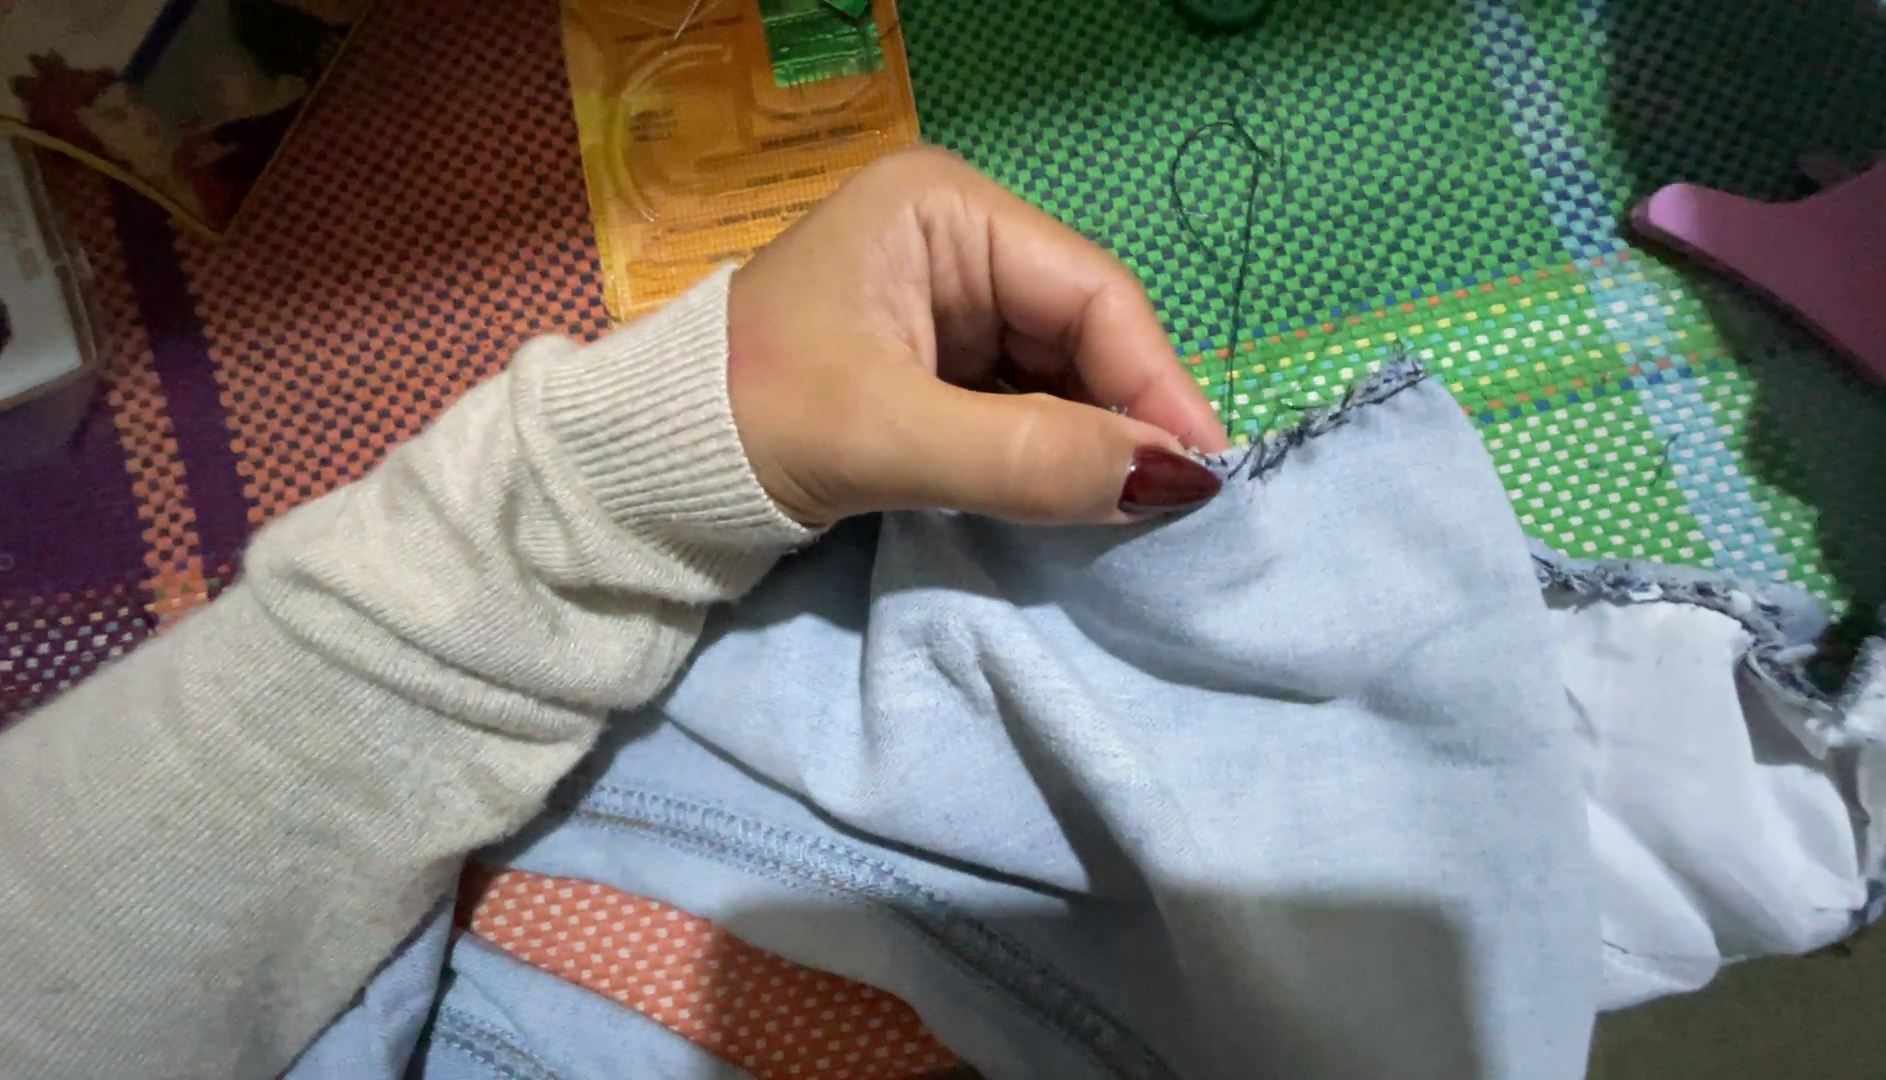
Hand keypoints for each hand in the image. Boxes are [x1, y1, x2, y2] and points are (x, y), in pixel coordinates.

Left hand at [727, 148, 1228, 527]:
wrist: (657, 467)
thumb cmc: (749, 419)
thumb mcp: (888, 435)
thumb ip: (1026, 456)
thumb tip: (1167, 481)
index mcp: (944, 211)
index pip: (1089, 290)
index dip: (1155, 381)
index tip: (1203, 471)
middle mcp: (956, 245)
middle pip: (1081, 331)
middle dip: (1125, 416)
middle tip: (1170, 501)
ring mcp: (948, 305)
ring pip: (1057, 374)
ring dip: (1091, 440)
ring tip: (1128, 505)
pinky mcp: (938, 363)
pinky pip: (1021, 404)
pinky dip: (1049, 451)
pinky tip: (1072, 491)